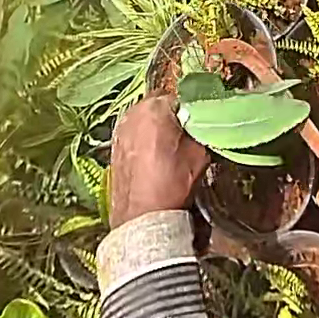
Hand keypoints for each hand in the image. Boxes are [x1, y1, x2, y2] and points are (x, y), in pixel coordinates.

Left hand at [108, 95, 207, 227]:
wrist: (141, 220)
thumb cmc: (172, 184)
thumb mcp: (199, 154)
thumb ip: (202, 128)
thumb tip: (205, 119)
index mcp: (155, 108)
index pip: (179, 97)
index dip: (191, 111)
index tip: (198, 125)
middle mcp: (133, 112)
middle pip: (159, 104)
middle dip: (172, 115)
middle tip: (184, 135)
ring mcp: (120, 129)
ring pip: (145, 117)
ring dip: (156, 126)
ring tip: (168, 147)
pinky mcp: (114, 145)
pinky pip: (134, 132)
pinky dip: (144, 138)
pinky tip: (153, 156)